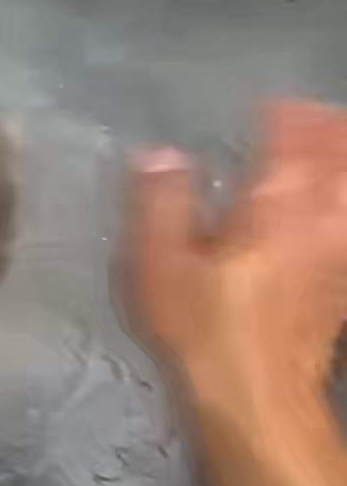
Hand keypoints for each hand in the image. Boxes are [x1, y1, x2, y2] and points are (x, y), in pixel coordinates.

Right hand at [125, 100, 346, 407]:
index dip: (288, 129)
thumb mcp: (157, 254)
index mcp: (274, 221)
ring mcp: (337, 262)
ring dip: (346, 170)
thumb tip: (161, 152)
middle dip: (333, 143)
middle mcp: (321, 234)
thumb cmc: (192, 314)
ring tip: (333, 145)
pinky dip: (343, 202)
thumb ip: (161, 201)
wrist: (250, 384)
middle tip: (321, 112)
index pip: (291, 162)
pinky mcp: (336, 284)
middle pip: (339, 179)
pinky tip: (332, 203)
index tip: (280, 101)